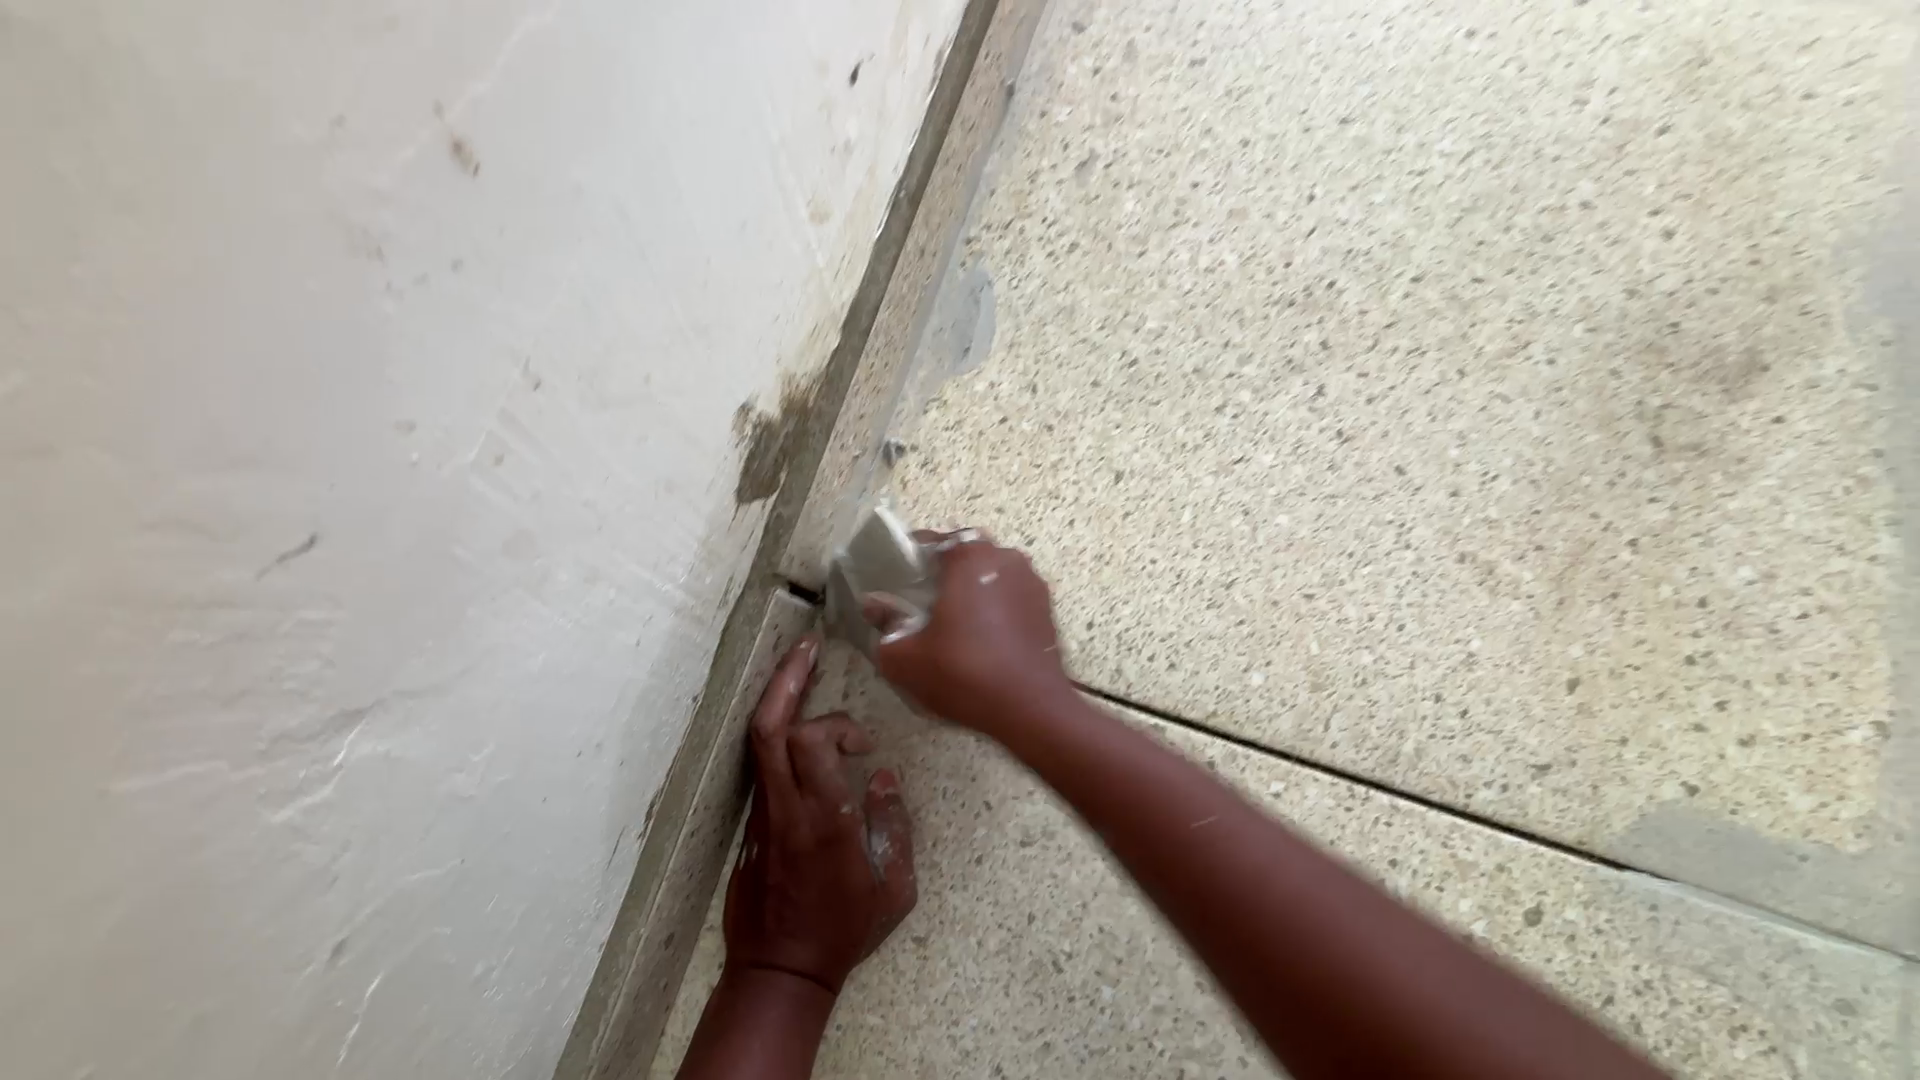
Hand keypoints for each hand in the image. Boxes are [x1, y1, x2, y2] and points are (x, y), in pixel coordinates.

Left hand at [722, 639, 916, 993]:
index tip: (862, 743)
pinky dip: (775, 729)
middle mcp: (786, 808)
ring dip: (777, 697)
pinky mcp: (752, 822)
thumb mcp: (894, 889)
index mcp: (825, 821)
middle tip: (807, 646)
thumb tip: (886, 777)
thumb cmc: (843, 931)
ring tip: (797, 664)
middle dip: (786, 679)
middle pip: (770, 728)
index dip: (838, 725)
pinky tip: (792, 715)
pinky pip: (759, 763)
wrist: (780, 970)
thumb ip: (895, 826)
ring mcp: (763, 813)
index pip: (814, 743)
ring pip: (757, 741)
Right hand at [865, 531, 1074, 736]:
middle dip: (944, 573)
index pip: (932, 541)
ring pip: (991, 574)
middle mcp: (1006, 557)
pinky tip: (983, 638)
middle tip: (924, 604)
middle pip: (965, 554)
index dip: (911, 559)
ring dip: (973, 589)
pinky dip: (996, 608)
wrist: (1030, 708)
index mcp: (970, 557)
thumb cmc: (963, 673)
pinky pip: (1011, 596)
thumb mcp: (905, 656)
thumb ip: (885, 624)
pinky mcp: (1047, 608)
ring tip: (954, 623)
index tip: (898, 582)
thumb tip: (872, 604)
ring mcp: (1032, 581)